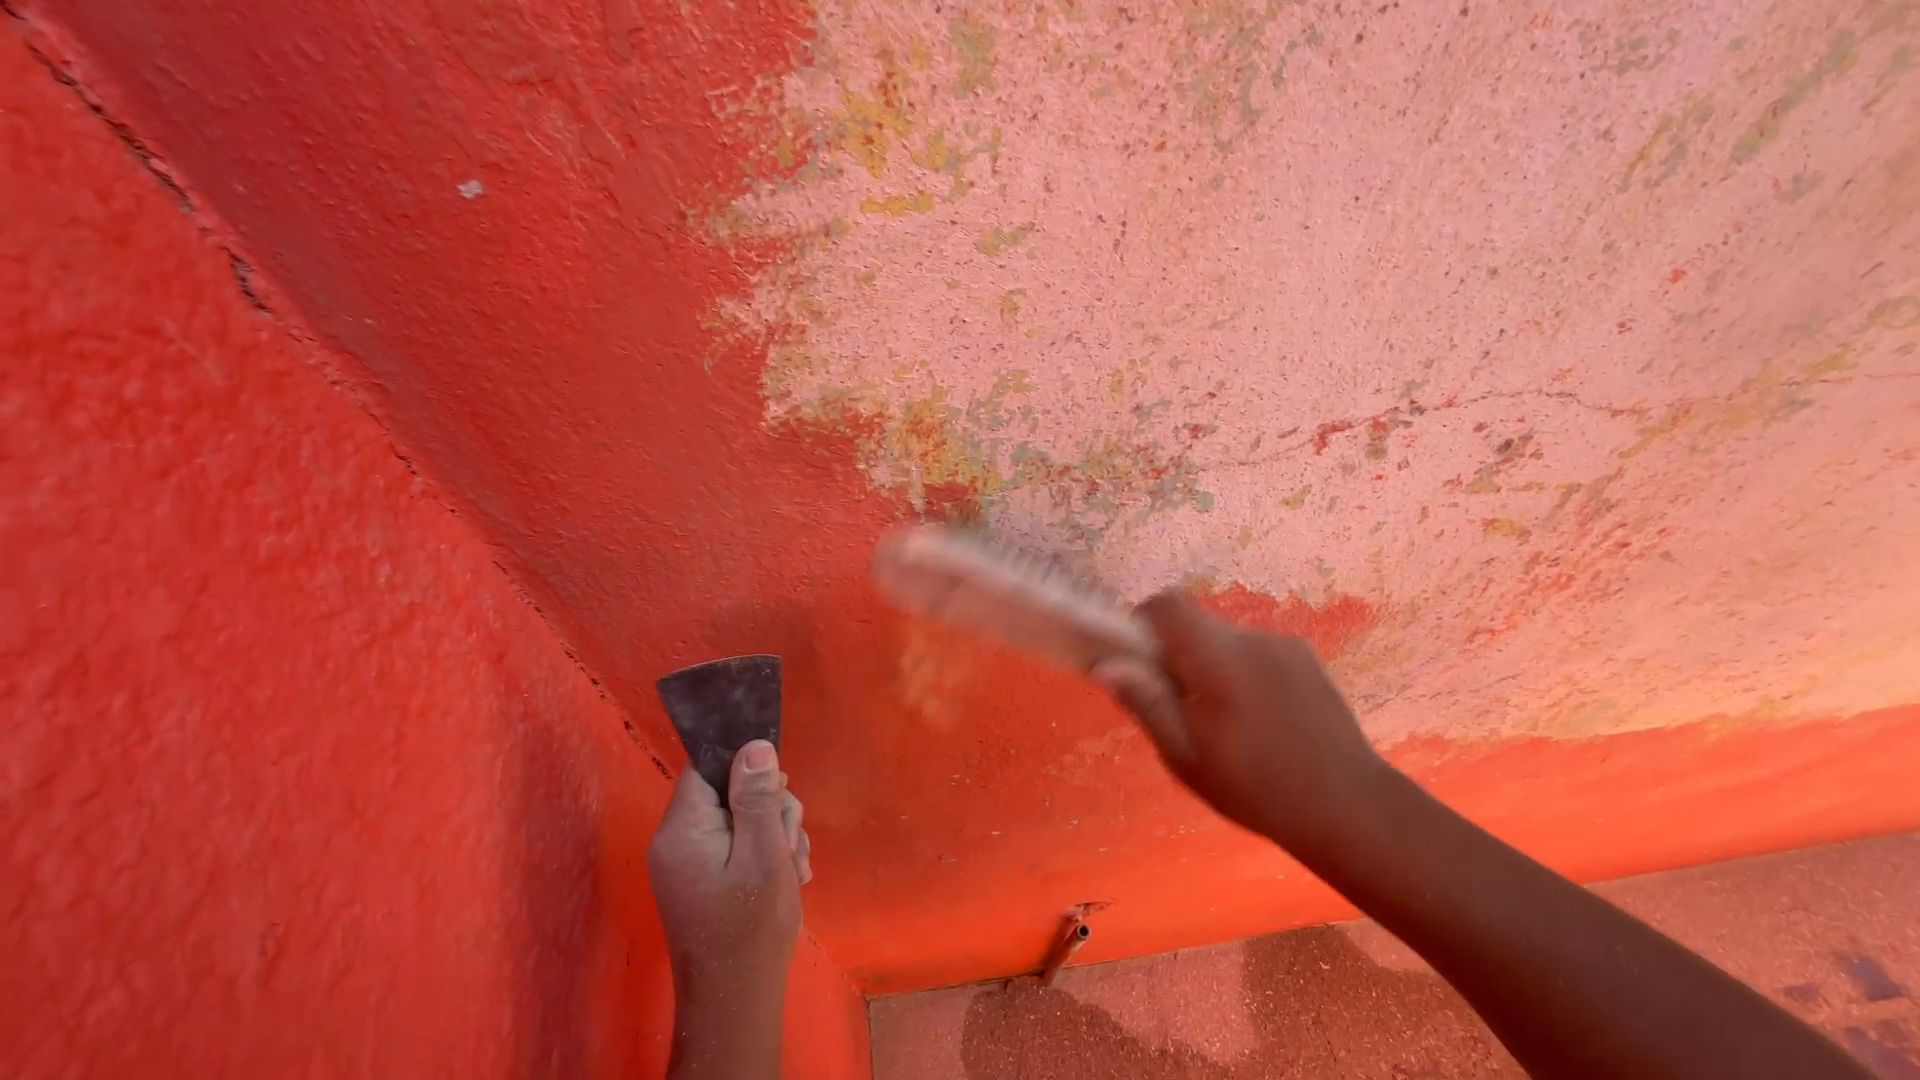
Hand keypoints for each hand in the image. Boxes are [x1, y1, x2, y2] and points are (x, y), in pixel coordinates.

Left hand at [647, 740, 810, 998]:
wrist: (737, 999)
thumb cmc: (751, 928)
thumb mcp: (764, 856)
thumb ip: (758, 799)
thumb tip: (756, 745)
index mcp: (682, 829)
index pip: (707, 767)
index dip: (746, 766)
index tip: (778, 788)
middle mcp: (677, 839)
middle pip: (730, 790)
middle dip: (770, 808)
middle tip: (789, 844)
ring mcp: (690, 859)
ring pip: (742, 815)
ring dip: (776, 833)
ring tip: (792, 868)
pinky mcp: (704, 875)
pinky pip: (739, 841)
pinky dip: (767, 852)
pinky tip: (787, 876)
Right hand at [1092, 592, 1387, 856]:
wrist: (1349, 807)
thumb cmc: (1256, 789)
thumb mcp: (1186, 757)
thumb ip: (1146, 703)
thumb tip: (1106, 666)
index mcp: (1218, 659)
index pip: (1166, 605)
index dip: (1142, 623)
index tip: (1139, 663)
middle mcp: (1252, 639)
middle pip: (1195, 624)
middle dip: (1176, 654)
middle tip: (1180, 707)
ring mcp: (1285, 645)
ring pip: (1225, 640)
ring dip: (1210, 666)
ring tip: (1226, 722)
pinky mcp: (1307, 658)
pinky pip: (1255, 652)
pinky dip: (1241, 673)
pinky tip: (1260, 720)